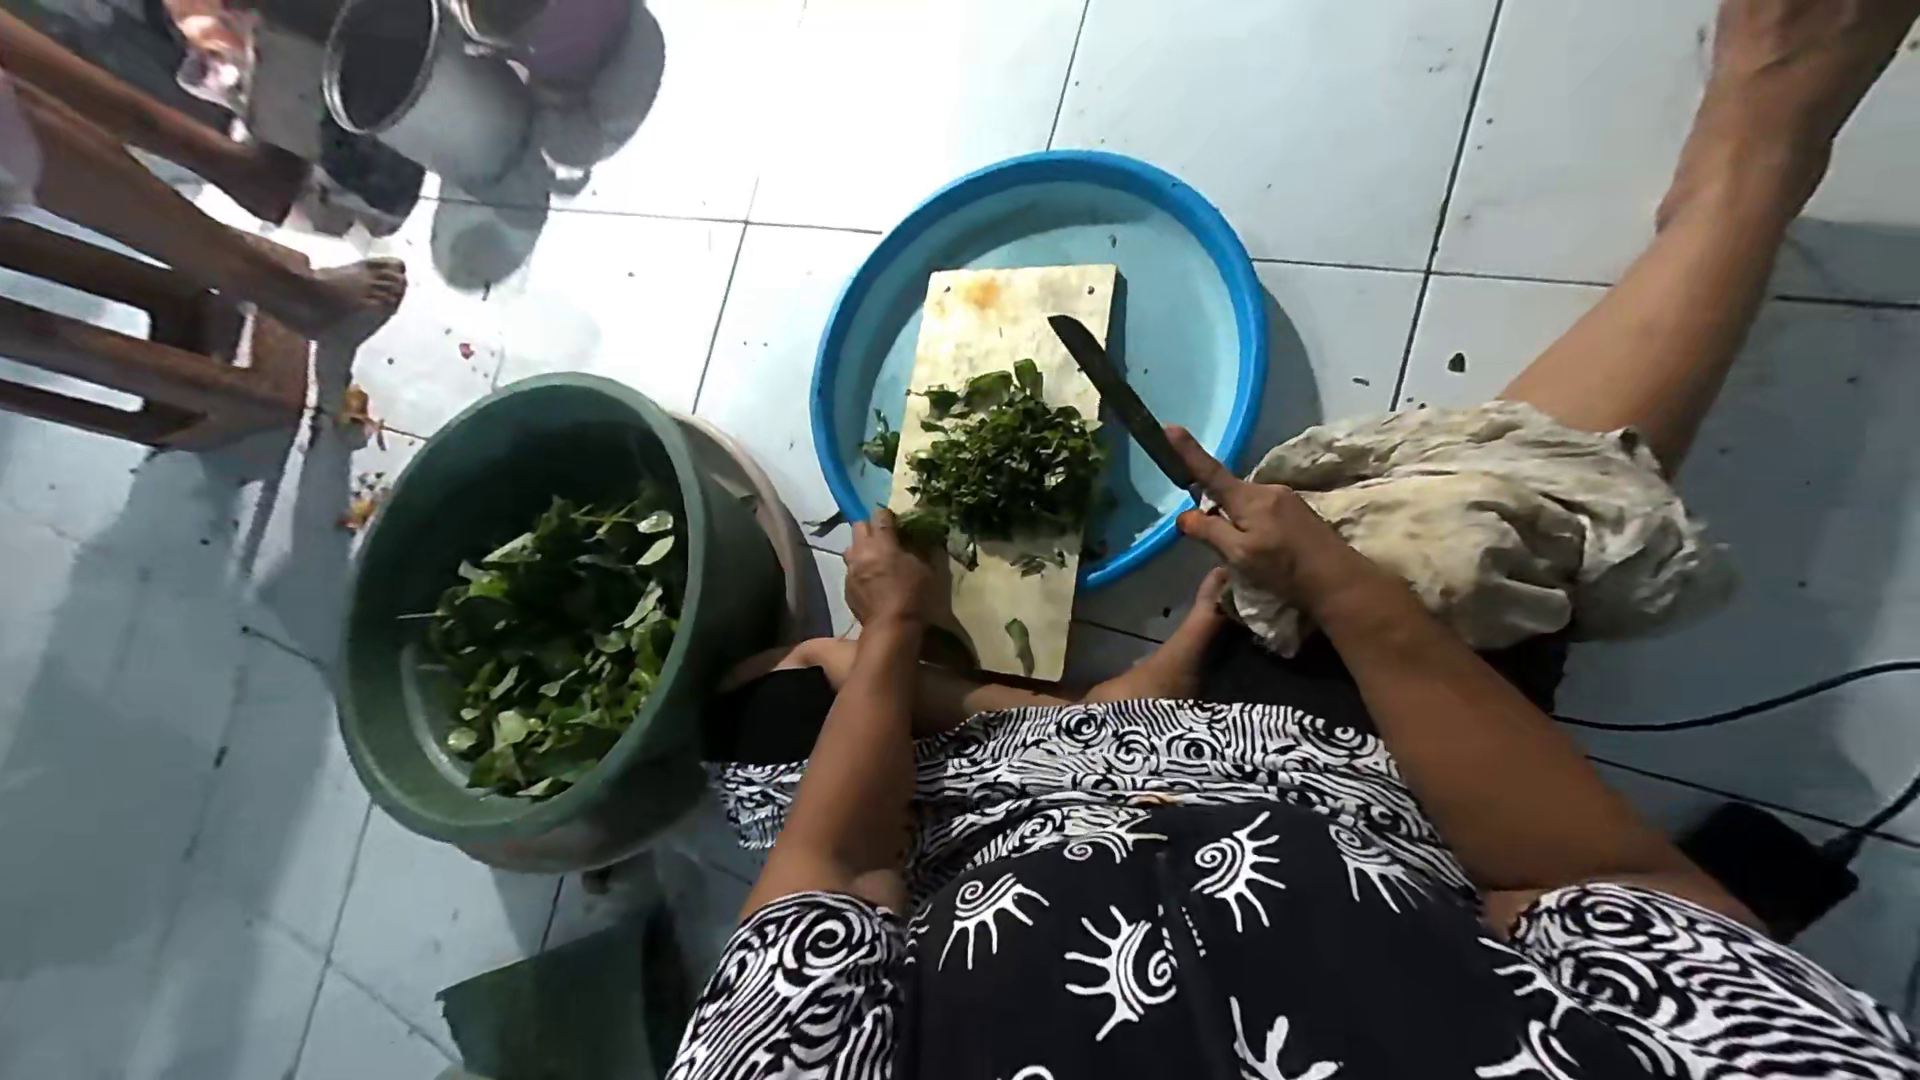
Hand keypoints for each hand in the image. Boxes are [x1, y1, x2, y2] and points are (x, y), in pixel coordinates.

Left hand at [845, 509, 932, 626]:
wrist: (892, 626)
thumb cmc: (914, 595)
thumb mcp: (925, 568)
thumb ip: (918, 549)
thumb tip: (916, 539)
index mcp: (882, 543)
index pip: (880, 515)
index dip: (887, 514)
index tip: (894, 520)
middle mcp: (862, 552)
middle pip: (858, 526)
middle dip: (870, 527)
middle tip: (882, 537)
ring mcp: (851, 569)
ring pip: (850, 547)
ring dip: (861, 548)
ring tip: (872, 557)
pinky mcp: (846, 586)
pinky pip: (850, 569)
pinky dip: (859, 569)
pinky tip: (870, 579)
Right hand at [1167, 426, 1387, 611]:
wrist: (1342, 584)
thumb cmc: (1286, 570)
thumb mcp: (1239, 555)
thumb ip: (1209, 532)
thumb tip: (1185, 516)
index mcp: (1250, 498)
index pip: (1209, 472)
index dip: (1187, 452)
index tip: (1169, 427)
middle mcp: (1268, 490)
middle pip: (1227, 493)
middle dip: (1215, 512)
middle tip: (1219, 548)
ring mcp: (1286, 500)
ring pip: (1244, 506)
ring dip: (1235, 524)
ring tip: (1246, 558)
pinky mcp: (1297, 513)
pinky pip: (1261, 512)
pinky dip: (1252, 528)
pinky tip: (1262, 553)